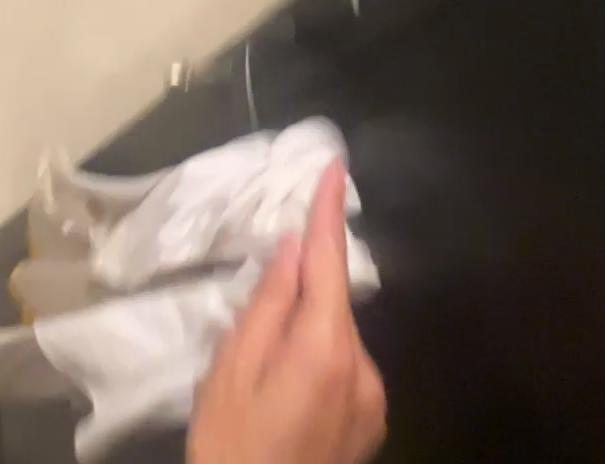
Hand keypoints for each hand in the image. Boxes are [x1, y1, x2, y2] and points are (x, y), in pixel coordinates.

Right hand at [190, 161, 386, 463]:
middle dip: (304, 280)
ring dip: (308, 323)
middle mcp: (362, 369)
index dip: (328, 212)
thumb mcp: (232, 366)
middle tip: (261, 305)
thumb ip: (268, 302)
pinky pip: (344, 361)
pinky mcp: (371, 419)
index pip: (329, 262)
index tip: (336, 168)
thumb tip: (290, 248)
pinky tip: (287, 381)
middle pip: (333, 299)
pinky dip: (319, 351)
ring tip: (264, 361)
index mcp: (325, 349)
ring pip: (338, 331)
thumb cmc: (232, 440)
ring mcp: (373, 398)